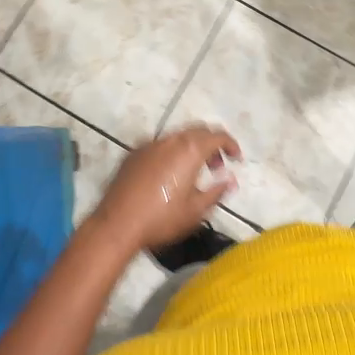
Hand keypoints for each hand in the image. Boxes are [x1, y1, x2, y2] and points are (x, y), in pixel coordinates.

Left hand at [89, 125, 241, 251]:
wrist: (117, 224)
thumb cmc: (162, 219)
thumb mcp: (196, 211)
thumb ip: (217, 191)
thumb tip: (231, 180)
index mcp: (190, 150)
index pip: (218, 136)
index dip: (231, 144)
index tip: (236, 159)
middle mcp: (171, 140)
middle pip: (198, 130)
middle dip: (212, 144)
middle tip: (217, 166)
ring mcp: (150, 144)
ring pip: (178, 136)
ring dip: (192, 147)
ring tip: (194, 172)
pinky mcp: (135, 153)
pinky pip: (160, 145)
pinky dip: (173, 153)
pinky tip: (169, 175)